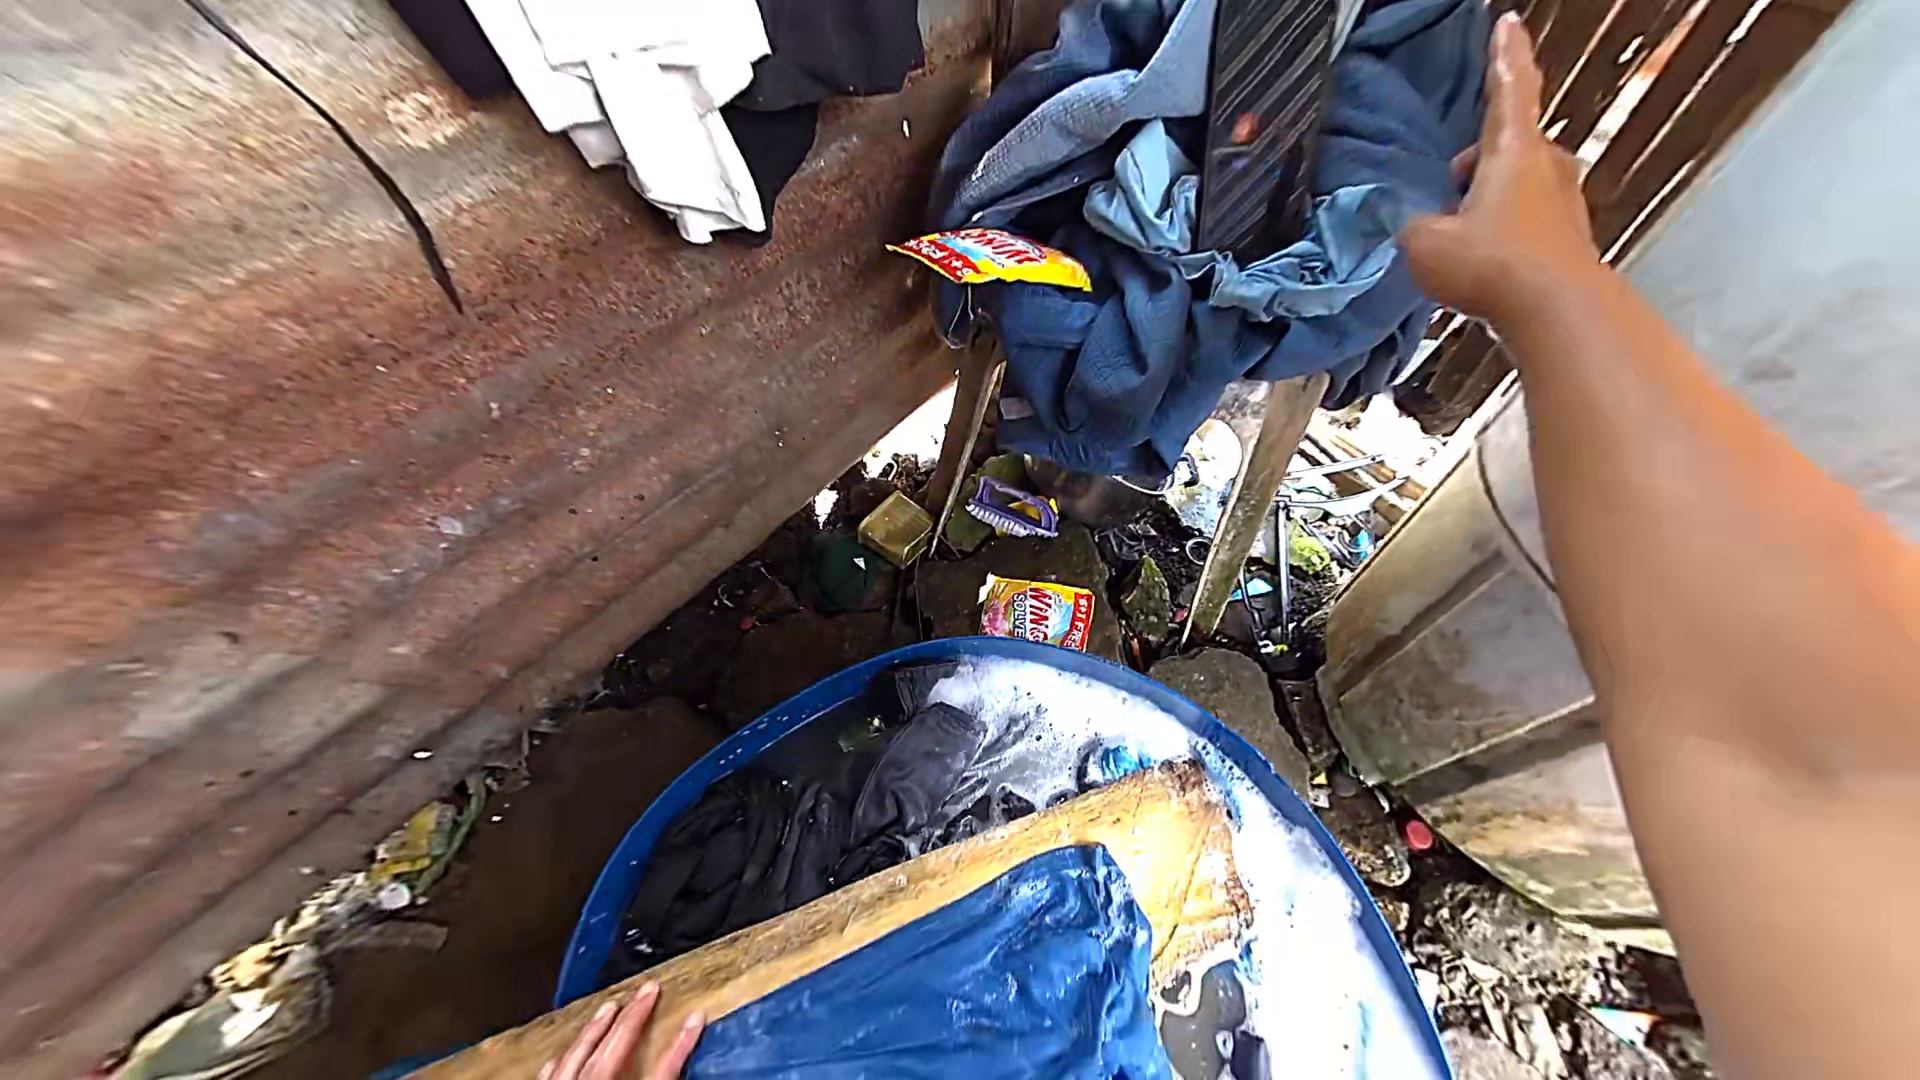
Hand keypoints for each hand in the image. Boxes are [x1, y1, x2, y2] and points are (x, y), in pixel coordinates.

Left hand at [537, 982, 703, 1079]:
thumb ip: (662, 1076)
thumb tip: (684, 1045)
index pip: (659, 1072)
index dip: (680, 1043)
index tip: (697, 1017)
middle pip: (612, 1052)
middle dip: (632, 1018)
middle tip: (648, 988)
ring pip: (575, 1059)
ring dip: (594, 1031)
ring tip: (607, 1007)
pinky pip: (548, 1079)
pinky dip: (558, 1064)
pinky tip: (559, 1055)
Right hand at [1401, 12, 1601, 322]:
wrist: (1549, 306)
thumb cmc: (1487, 264)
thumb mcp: (1423, 243)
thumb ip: (1408, 224)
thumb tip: (1406, 220)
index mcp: (1512, 153)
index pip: (1509, 91)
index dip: (1504, 57)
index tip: (1506, 24)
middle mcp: (1545, 165)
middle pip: (1503, 147)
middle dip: (1471, 163)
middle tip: (1442, 189)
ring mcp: (1559, 198)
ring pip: (1511, 183)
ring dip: (1479, 199)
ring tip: (1449, 233)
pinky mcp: (1562, 232)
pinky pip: (1519, 215)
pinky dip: (1493, 226)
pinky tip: (1472, 258)